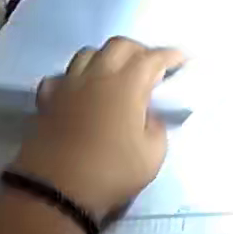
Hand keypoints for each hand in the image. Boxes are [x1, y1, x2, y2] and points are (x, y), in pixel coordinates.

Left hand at [13, 37, 185, 216]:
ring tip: (118, 74)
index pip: (152, 59)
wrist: (59, 188)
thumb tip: (148, 115)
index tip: (184, 58)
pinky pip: (64, 76)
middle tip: (152, 66)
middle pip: (119, 46)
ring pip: (88, 53)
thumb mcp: (153, 155)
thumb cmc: (113, 171)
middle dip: (140, 51)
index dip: (171, 56)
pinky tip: (82, 91)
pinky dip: (77, 78)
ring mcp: (68, 85)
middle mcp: (96, 76)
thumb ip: (156, 127)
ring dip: (108, 57)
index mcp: (126, 86)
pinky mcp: (48, 99)